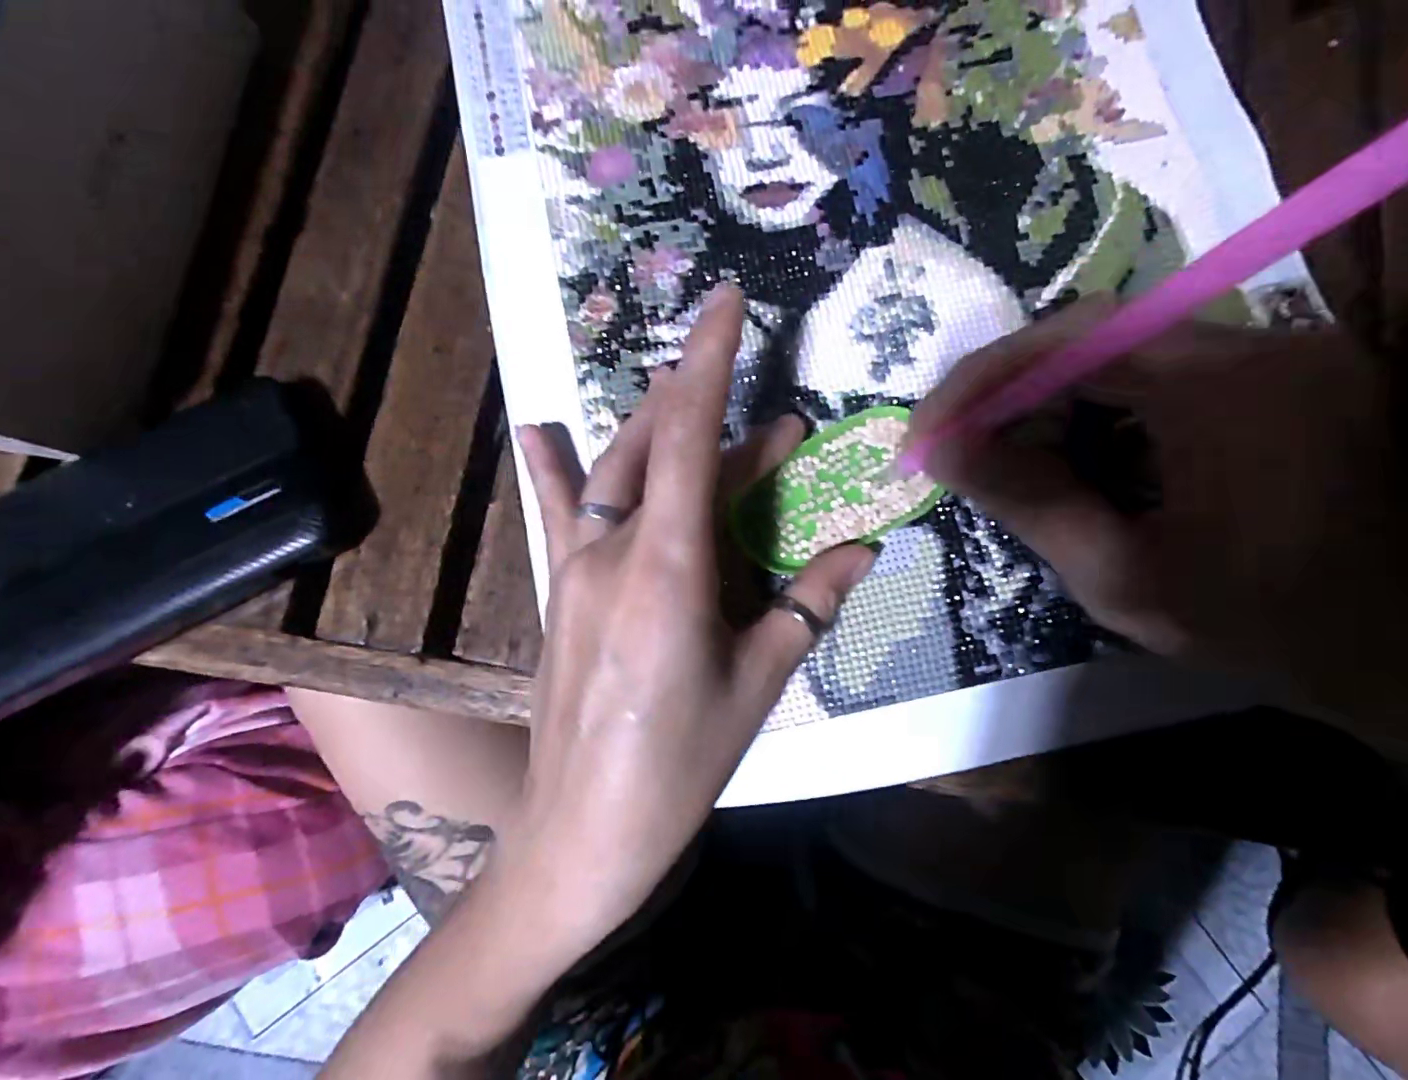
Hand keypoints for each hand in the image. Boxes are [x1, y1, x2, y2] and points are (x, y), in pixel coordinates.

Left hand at [512, 283, 875, 941]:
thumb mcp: (759, 682)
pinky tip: (540, 428)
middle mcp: (610, 549)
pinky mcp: (557, 588)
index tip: (725, 300)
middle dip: (715, 414)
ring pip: (616, 470)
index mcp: (666, 567)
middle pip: (659, 448)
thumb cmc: (680, 763)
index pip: (686, 436)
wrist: (583, 830)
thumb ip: (810, 604)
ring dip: (661, 432)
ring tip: (707, 419)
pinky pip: (564, 511)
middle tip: (781, 430)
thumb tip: (866, 547)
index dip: (707, 360)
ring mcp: (572, 566)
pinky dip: (562, 466)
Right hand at [905, 299, 1407, 700]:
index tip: (928, 431)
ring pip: (1126, 350)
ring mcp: (1281, 354)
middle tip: (953, 445)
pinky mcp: (1282, 376)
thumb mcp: (1120, 575)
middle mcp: (1264, 344)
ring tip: (1003, 456)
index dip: (986, 377)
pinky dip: (1100, 405)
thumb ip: (1029, 500)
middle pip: (1098, 335)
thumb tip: (940, 451)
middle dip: (1010, 389)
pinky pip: (1164, 371)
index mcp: (1229, 389)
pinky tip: (1073, 453)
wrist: (1395, 655)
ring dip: (1051, 398)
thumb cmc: (1256, 626)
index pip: (1078, 338)